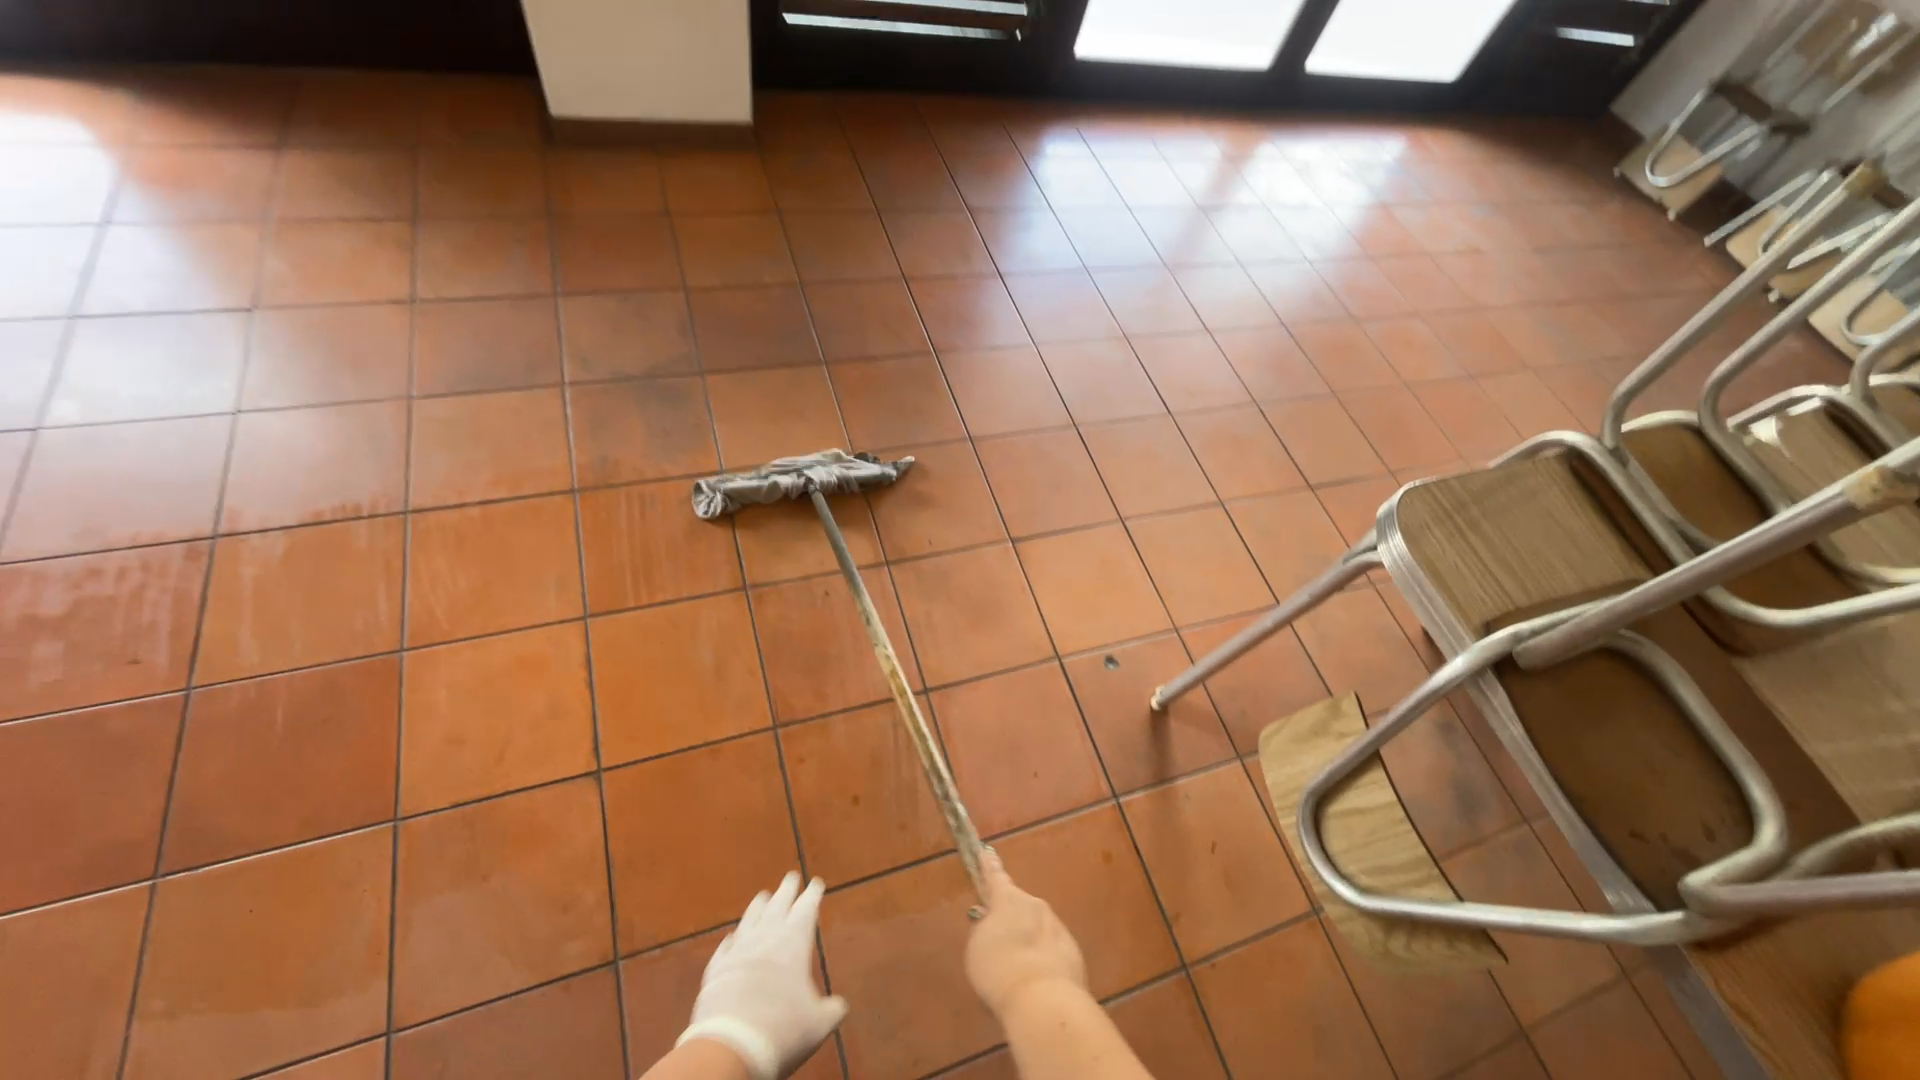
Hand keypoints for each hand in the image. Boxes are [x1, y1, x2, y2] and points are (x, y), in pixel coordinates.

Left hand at [679, 873, 848, 1079]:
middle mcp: (765, 938)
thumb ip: (832, 1009)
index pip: (806, 910)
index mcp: (794, 943)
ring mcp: (738, 951)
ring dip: (758, 907)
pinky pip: (725, 947)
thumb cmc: (783, 1028)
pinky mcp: (716, 969)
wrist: (731, 1043)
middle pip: (778, 906)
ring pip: (750, 920)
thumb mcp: (819, 1023)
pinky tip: (732, 937)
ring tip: (763, 896)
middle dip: (787, 891)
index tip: (816, 883)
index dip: (813, 896)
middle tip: (791, 876)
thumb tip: (839, 1005)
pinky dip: (732, 939)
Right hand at [964, 850, 1088, 1016]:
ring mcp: (1057, 927)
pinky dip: (1043, 958)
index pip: (996, 876)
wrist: (1042, 998)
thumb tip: (990, 920)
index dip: (990, 866)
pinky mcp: (1072, 951)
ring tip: (1017, 969)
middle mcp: (1035, 906)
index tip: (988, 851)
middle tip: (1000, 942)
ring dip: (1028, 941)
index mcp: (1008, 900)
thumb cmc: (998, 967)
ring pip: (1038, 928)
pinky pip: (1052, 948)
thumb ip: (983, 928)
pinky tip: (1035, 980)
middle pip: (1020, 906)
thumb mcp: (977, 946)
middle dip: (1011, 918)